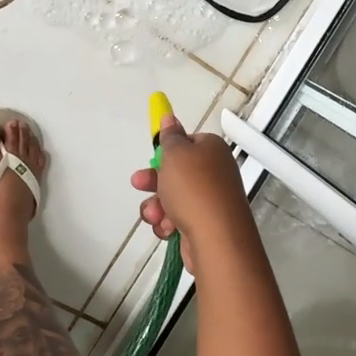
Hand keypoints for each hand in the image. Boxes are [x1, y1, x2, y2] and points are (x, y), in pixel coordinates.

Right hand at [130, 115, 250, 273]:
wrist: (216, 238)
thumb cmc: (193, 188)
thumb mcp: (175, 153)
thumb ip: (170, 136)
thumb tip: (170, 118)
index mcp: (212, 149)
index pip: (188, 143)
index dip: (168, 151)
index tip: (154, 158)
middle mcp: (214, 172)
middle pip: (176, 172)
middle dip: (154, 180)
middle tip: (138, 183)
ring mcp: (210, 200)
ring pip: (172, 198)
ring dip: (157, 205)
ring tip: (154, 215)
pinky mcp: (204, 224)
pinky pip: (178, 219)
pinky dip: (167, 224)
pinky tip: (166, 229)